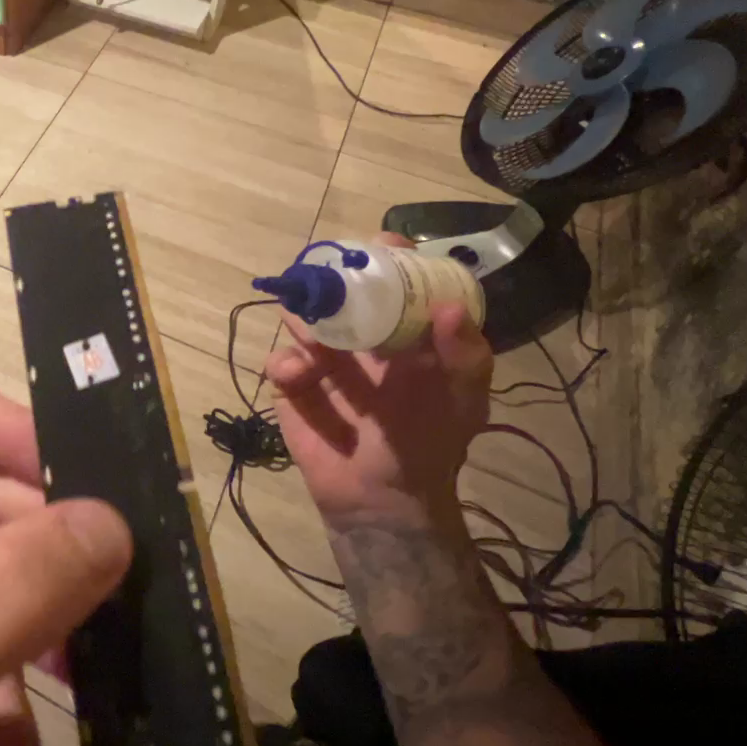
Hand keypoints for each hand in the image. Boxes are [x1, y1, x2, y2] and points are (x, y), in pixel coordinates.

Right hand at [263, 235, 492, 524]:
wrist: (384, 499)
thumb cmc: (428, 444)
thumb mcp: (464, 401)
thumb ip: (467, 357)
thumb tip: (450, 307)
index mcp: (402, 334)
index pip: (393, 283)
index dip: (387, 259)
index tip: (381, 247)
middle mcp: (360, 338)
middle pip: (339, 291)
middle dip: (330, 278)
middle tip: (328, 276)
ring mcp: (322, 360)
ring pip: (301, 317)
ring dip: (302, 315)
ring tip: (310, 326)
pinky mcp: (292, 386)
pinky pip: (279, 361)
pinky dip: (286, 363)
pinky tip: (300, 375)